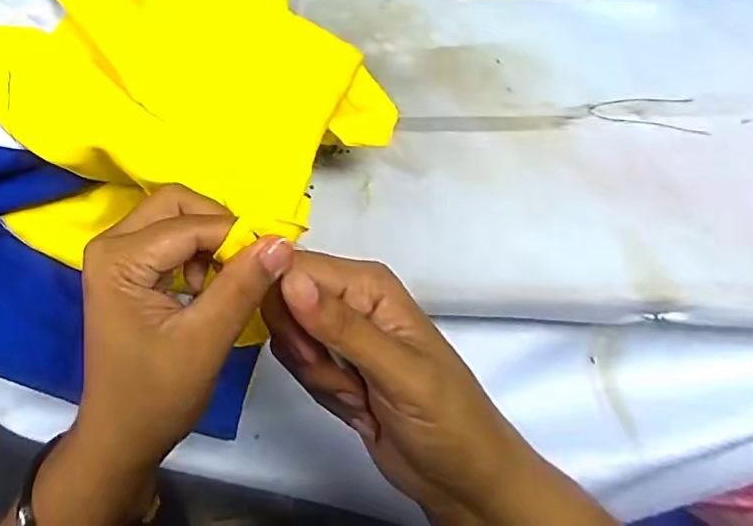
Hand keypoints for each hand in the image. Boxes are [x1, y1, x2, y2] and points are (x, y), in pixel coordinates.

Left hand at [9, 184, 293, 525]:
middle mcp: (109, 242)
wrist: (120, 436)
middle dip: (217, 226)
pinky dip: (193, 251)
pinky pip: (165, 237)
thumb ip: (241, 287)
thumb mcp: (205, 342)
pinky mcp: (123, 265)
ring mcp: (113, 252)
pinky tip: (208, 287)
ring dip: (206, 239)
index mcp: (118, 257)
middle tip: (251, 261)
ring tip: (228, 283)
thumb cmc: (156, 396)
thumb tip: (279, 242)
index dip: (235, 233)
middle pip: (173, 204)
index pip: (187, 224)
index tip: (278, 252)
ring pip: (171, 217)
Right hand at [262, 253, 614, 525]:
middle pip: (281, 298)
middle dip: (302, 346)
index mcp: (366, 282)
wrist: (470, 485)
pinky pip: (295, 360)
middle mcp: (346, 296)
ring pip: (286, 333)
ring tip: (357, 396)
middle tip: (339, 376)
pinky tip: (356, 405)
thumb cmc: (452, 424)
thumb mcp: (400, 374)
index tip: (308, 346)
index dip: (286, 302)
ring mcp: (336, 329)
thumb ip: (342, 326)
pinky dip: (317, 388)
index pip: (293, 267)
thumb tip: (289, 279)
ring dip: (314, 373)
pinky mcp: (329, 359)